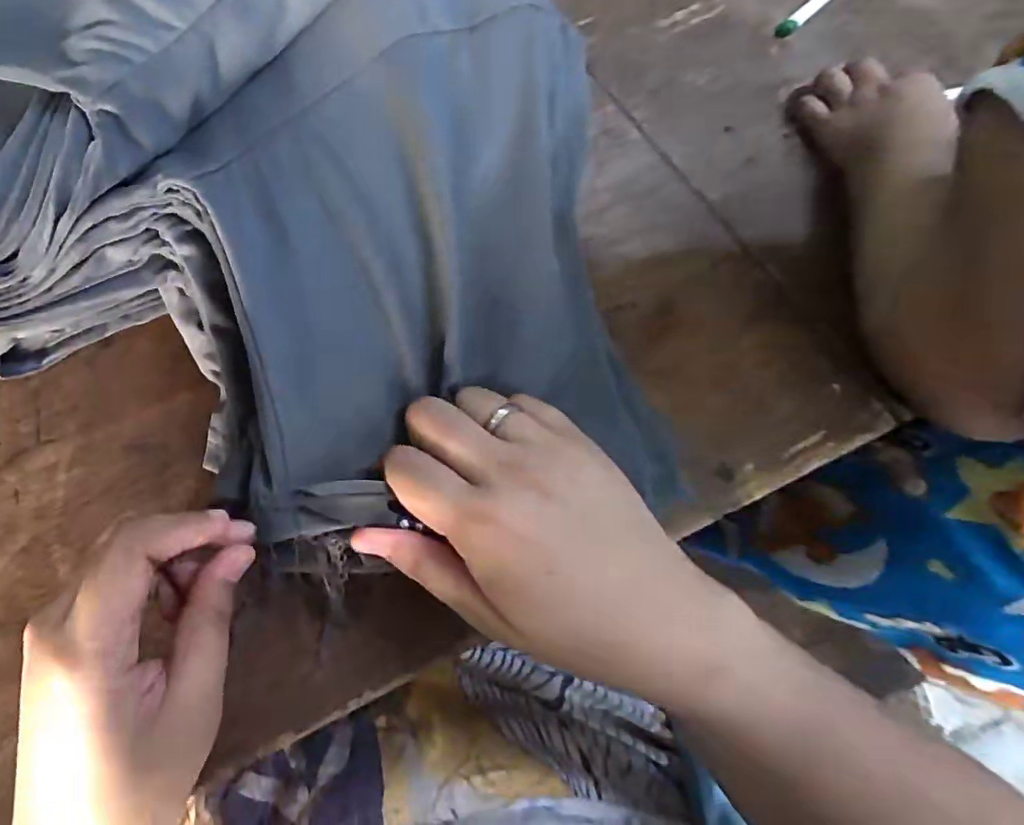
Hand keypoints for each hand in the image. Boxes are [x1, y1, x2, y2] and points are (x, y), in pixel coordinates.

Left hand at [14, 510, 255, 824]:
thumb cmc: (138, 789)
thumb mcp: (192, 705)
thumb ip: (211, 618)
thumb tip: (236, 553)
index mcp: (83, 643)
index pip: (131, 546)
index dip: (187, 526)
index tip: (237, 528)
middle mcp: (51, 622)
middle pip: (119, 543)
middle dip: (181, 535)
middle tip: (234, 548)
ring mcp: (44, 629)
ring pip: (110, 557)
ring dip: (164, 556)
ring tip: (208, 583)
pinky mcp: (49, 638)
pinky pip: (100, 583)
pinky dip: (142, 578)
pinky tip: (173, 604)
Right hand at [351, 388, 756, 706]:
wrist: (663, 617)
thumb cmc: (564, 628)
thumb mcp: (484, 610)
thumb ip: (420, 562)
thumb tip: (360, 530)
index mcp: (479, 522)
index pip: (403, 463)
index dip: (396, 477)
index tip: (414, 498)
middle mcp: (507, 471)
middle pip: (429, 413)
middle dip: (419, 437)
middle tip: (440, 472)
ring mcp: (546, 446)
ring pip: (471, 395)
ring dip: (462, 422)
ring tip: (479, 457)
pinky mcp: (577, 436)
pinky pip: (519, 399)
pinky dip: (505, 416)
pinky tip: (517, 450)